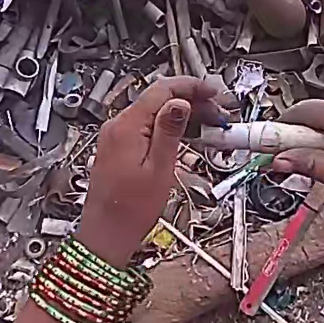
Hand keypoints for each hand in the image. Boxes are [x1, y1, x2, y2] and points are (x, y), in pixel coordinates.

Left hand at [77, 77, 229, 263]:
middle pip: (159, 100)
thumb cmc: (130, 210)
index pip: (162, 90)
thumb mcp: (159, 169)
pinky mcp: (119, 147)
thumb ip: (169, 131)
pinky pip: (148, 127)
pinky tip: (187, 136)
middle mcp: (117, 127)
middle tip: (217, 114)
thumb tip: (180, 102)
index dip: (191, 87)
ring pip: (155, 113)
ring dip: (183, 115)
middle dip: (192, 101)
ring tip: (208, 126)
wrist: (106, 235)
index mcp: (126, 127)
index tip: (212, 91)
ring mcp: (116, 137)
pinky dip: (170, 127)